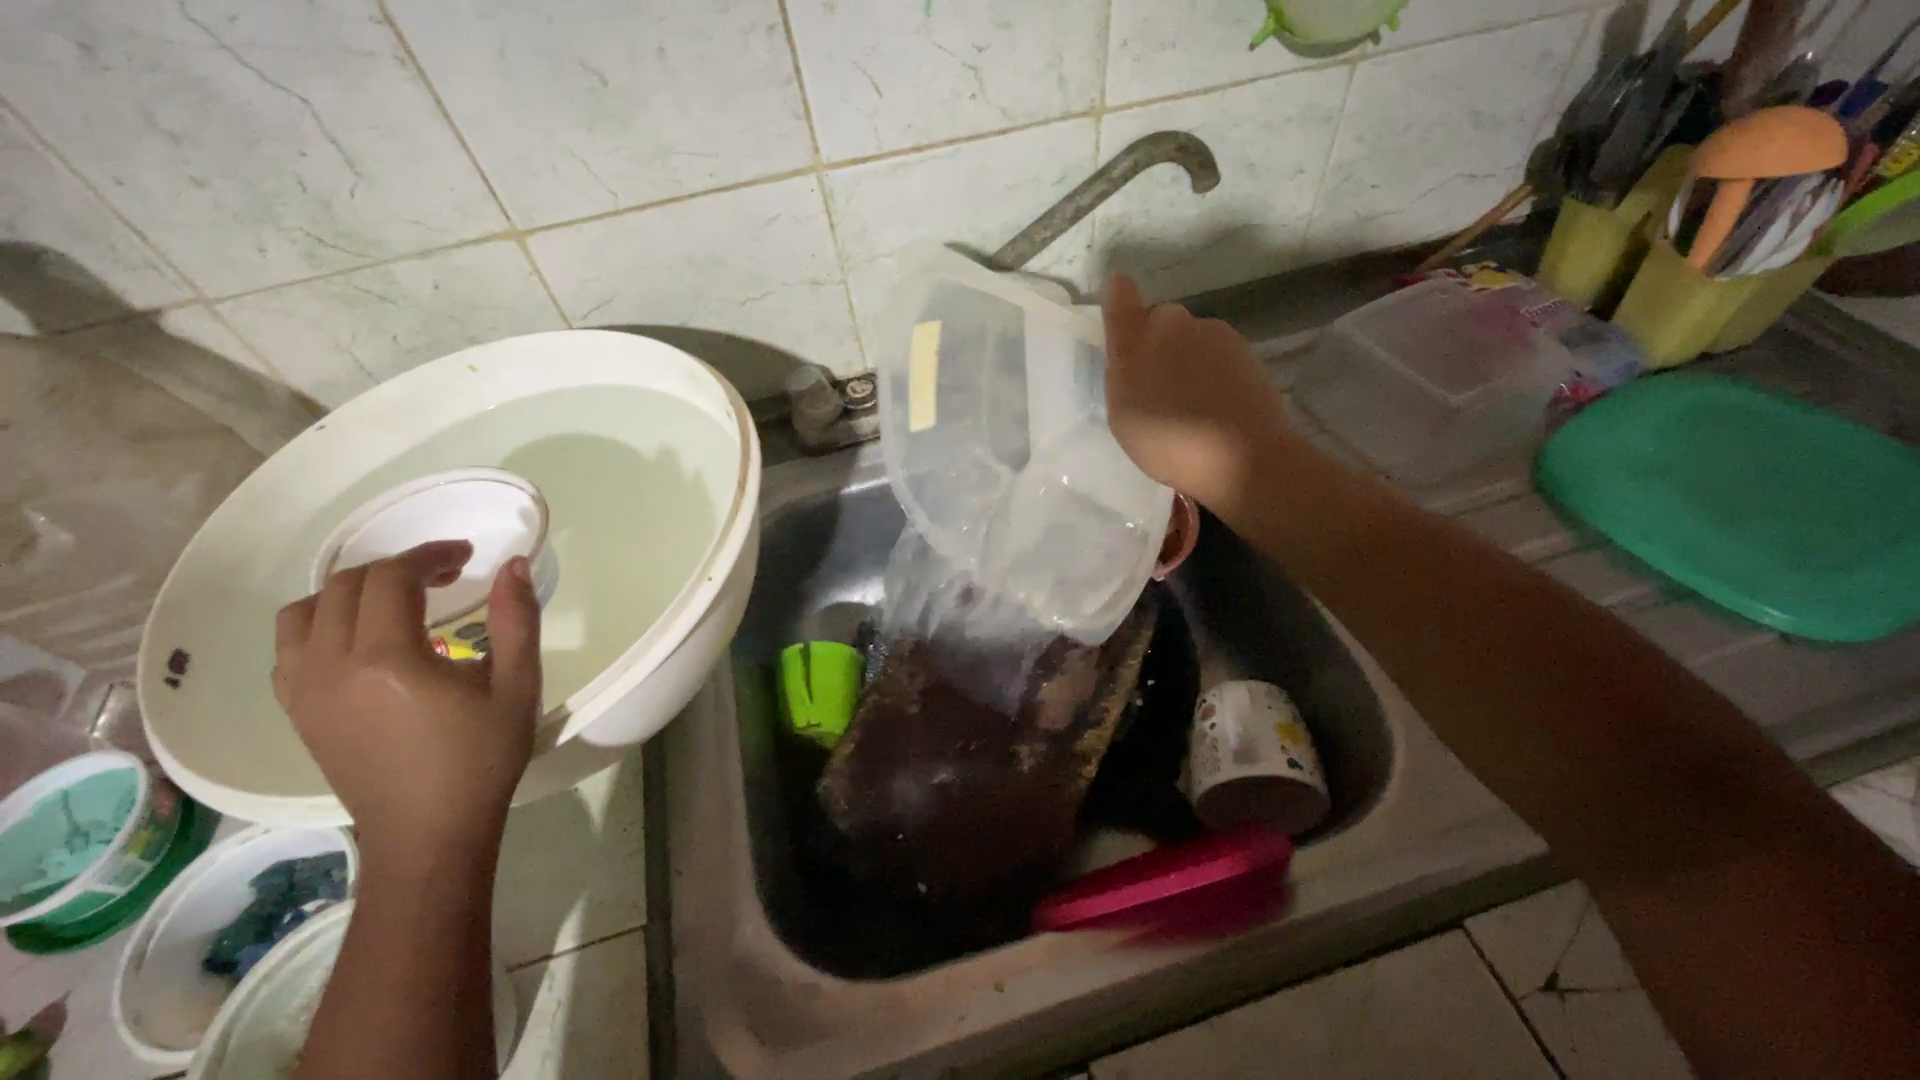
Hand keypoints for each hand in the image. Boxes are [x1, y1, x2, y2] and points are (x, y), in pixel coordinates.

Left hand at [273, 541, 541, 858]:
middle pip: (346, 585)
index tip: (466, 557)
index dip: (428, 556)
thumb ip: (516, 620)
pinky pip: (289, 647)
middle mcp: (332, 666)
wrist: (427, 834)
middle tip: (444, 577)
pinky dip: (320, 624)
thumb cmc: (480, 761)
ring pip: (304, 611)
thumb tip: (512, 565)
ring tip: (396, 602)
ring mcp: (304, 690)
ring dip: (350, 592)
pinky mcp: (297, 711)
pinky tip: (360, 638)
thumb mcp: (516, 687)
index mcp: (388, 659)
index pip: (391, 577)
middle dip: (396, 568)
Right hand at [1101, 273, 1292, 510]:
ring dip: (1186, 361)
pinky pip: (1218, 357)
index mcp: (1138, 337)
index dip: (1118, 298)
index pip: (1121, 298)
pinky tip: (1214, 408)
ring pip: (1192, 339)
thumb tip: (1127, 334)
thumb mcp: (1123, 413)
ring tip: (1188, 405)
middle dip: (1156, 344)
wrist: (1243, 456)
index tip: (1118, 303)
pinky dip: (1212, 374)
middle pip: (1160, 322)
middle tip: (1155, 388)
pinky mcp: (1247, 352)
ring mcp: (1216, 335)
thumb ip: (1120, 368)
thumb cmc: (1169, 439)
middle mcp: (1176, 323)